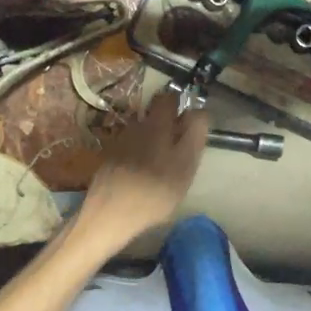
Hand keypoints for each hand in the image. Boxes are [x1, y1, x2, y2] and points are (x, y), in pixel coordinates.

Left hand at [79, 94, 209, 243]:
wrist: (111, 212)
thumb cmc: (155, 189)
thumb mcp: (186, 163)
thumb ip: (194, 134)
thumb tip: (199, 111)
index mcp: (156, 123)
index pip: (169, 98)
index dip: (181, 105)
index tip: (190, 121)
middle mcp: (135, 125)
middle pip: (155, 114)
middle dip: (168, 122)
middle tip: (180, 145)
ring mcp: (120, 140)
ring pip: (143, 130)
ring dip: (154, 138)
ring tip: (162, 163)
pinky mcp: (110, 157)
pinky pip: (132, 146)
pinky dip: (140, 153)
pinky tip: (144, 172)